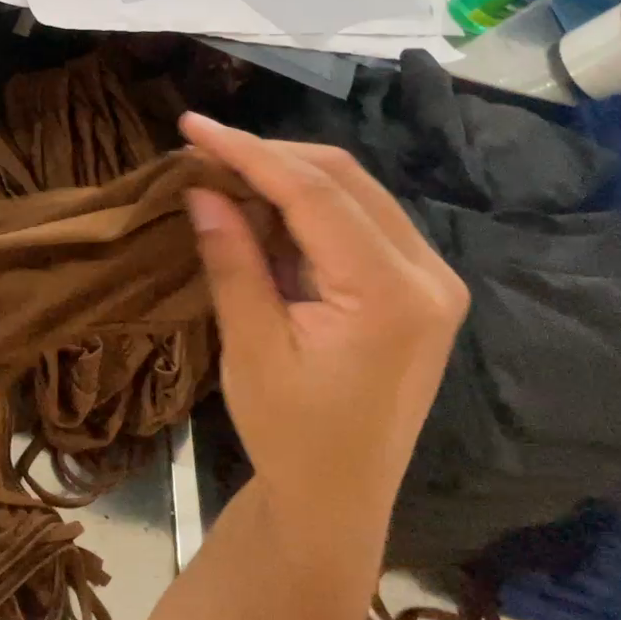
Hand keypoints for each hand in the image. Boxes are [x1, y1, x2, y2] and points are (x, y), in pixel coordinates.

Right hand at [179, 113, 468, 517]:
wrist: (339, 494)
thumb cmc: (290, 430)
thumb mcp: (249, 345)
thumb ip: (231, 260)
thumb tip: (201, 188)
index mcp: (391, 293)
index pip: (314, 194)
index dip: (247, 151)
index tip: (191, 125)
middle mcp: (428, 274)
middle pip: (344, 180)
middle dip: (268, 156)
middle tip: (199, 151)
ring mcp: (429, 280)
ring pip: (353, 194)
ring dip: (285, 178)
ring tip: (219, 176)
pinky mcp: (414, 289)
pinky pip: (356, 223)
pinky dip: (303, 207)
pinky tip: (258, 211)